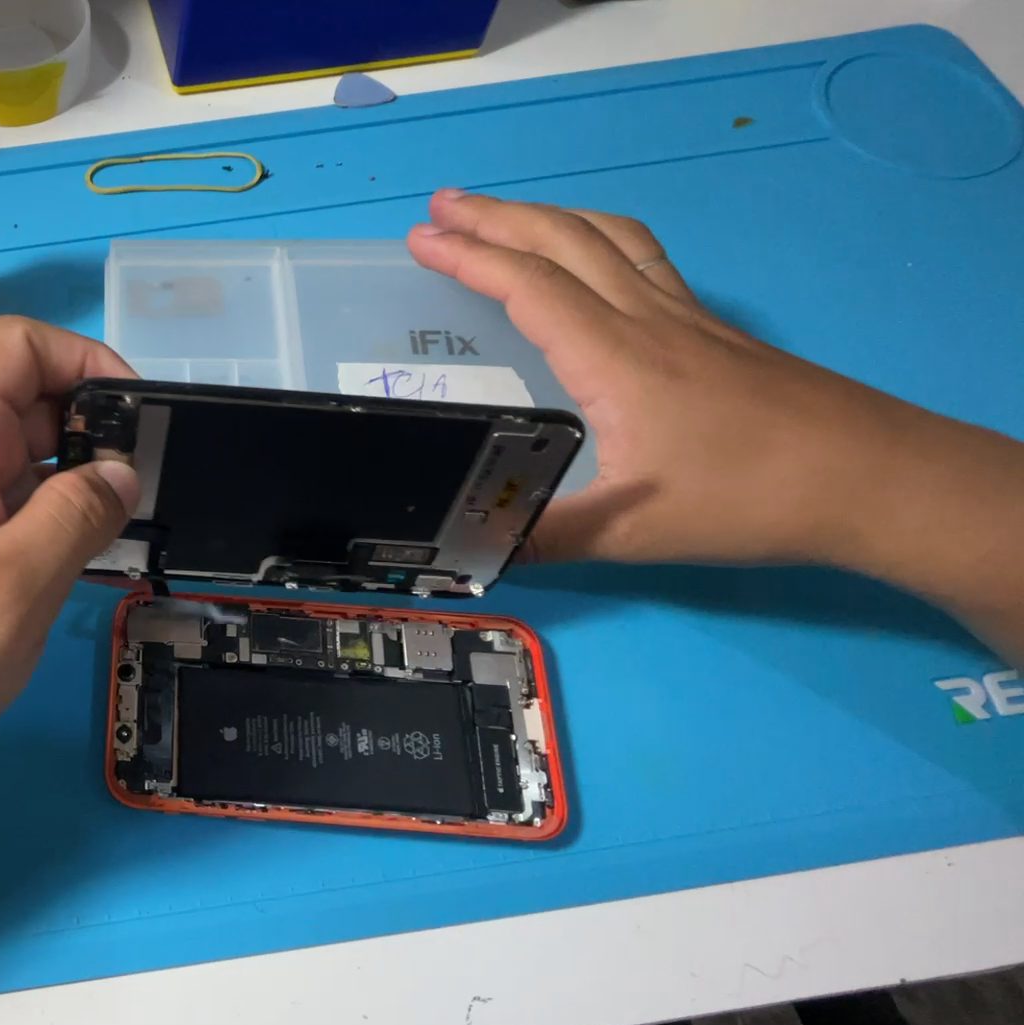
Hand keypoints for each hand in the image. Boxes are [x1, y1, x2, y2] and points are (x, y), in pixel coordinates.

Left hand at [0, 317, 140, 772]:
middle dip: (90, 424)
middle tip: (140, 485)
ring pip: (23, 448)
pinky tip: (83, 551)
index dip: (82, 358)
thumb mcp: (12, 589)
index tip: (134, 416)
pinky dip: (53, 508)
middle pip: (24, 394)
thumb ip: (74, 517)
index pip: (15, 348)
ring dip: (76, 473)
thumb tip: (121, 472)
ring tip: (121, 522)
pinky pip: (10, 495)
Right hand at [407, 189, 943, 566]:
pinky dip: (591, 234)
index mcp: (615, 358)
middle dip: (494, 217)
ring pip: (605, 237)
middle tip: (440, 206)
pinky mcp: (705, 326)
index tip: (420, 241)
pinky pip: (638, 255)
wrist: (873, 478)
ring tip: (494, 214)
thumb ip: (539, 536)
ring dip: (543, 216)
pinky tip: (579, 248)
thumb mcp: (628, 532)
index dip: (469, 258)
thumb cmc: (746, 498)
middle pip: (563, 241)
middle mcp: (646, 319)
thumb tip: (464, 548)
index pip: (530, 287)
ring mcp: (682, 315)